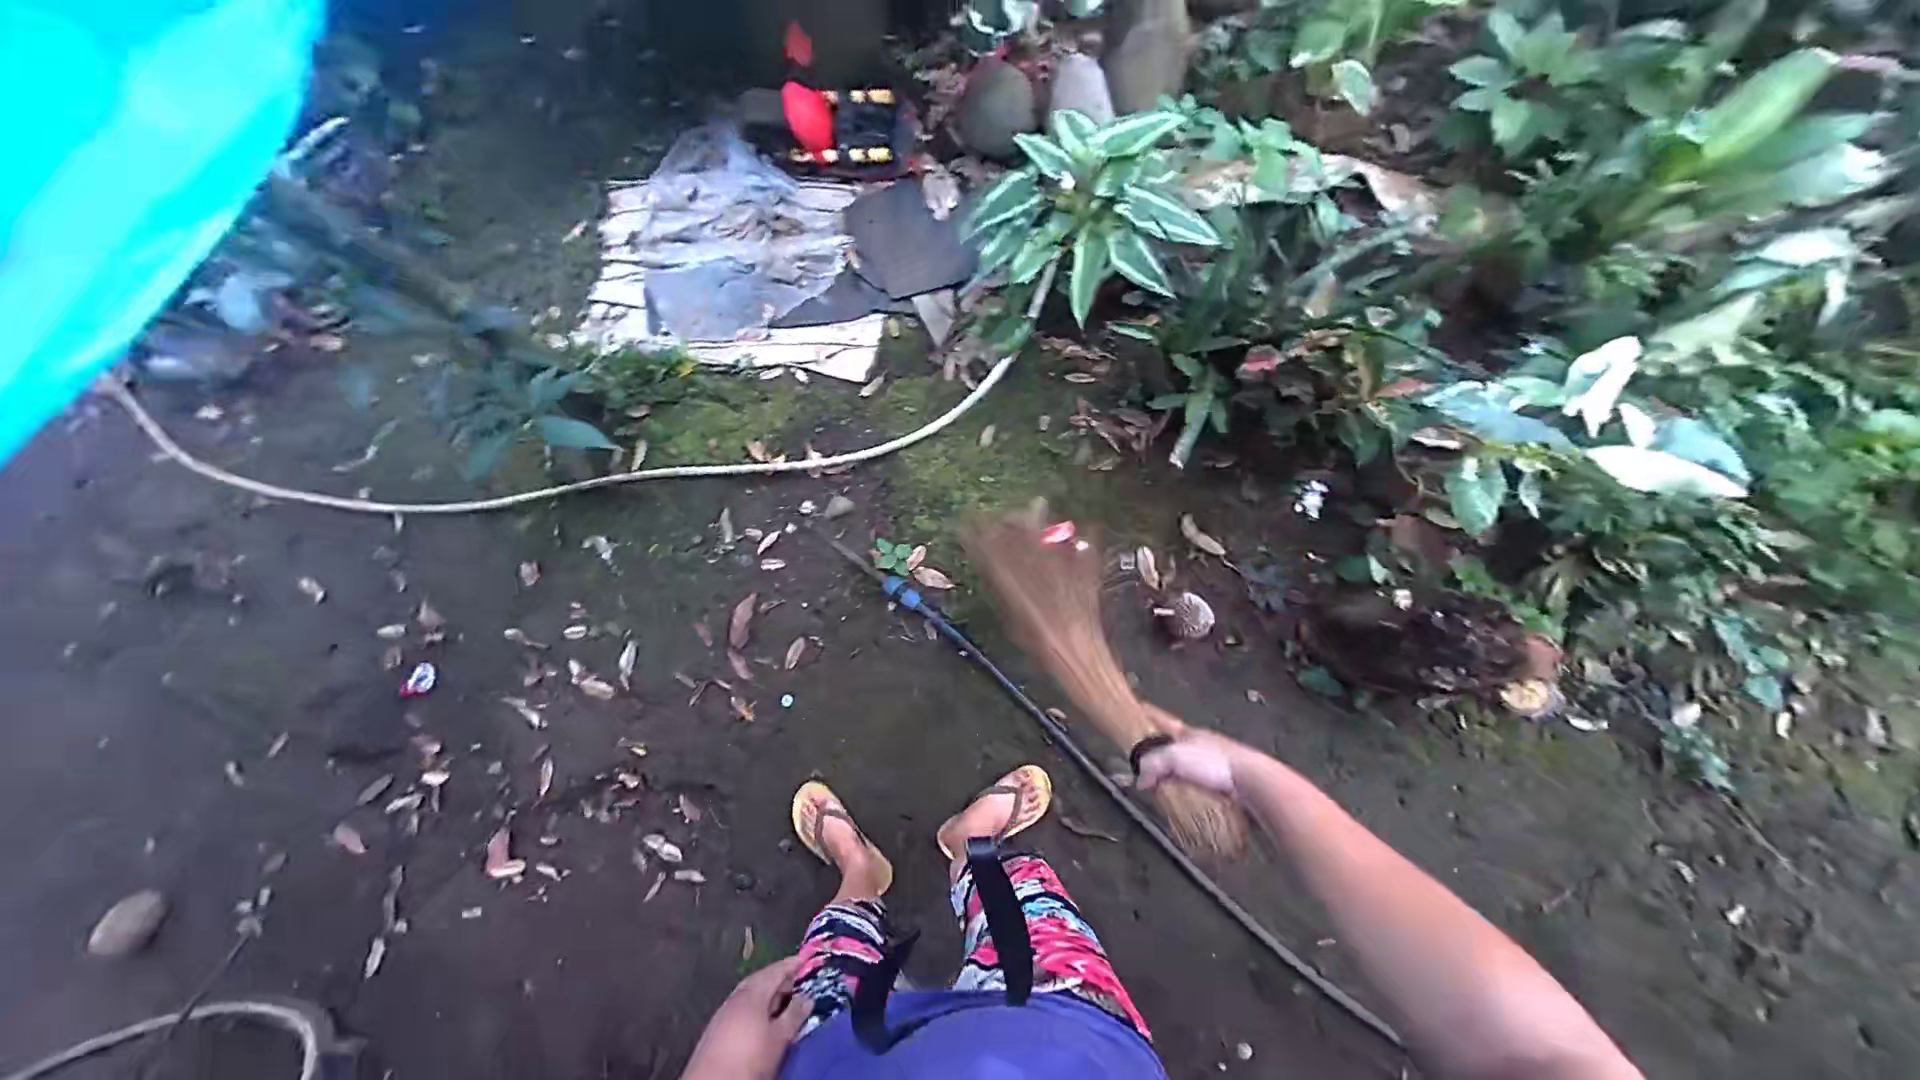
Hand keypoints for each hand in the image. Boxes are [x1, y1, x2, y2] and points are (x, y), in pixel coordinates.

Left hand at [679, 956, 814, 1079]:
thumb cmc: (748, 1059)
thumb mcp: (778, 1038)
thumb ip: (794, 1015)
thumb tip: (807, 997)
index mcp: (751, 993)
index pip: (775, 971)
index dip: (791, 965)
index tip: (805, 960)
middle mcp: (735, 998)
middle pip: (760, 981)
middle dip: (778, 979)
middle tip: (796, 982)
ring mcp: (722, 1014)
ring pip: (749, 996)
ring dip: (767, 995)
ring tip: (782, 1001)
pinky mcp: (715, 1031)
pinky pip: (741, 1009)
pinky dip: (756, 1008)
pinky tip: (761, 1021)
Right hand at [1135, 710, 1260, 799]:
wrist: (1252, 781)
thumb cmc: (1214, 762)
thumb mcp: (1174, 757)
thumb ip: (1153, 764)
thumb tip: (1141, 778)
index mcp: (1186, 732)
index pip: (1161, 719)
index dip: (1149, 713)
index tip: (1139, 708)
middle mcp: (1199, 743)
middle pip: (1171, 742)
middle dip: (1158, 749)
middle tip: (1144, 761)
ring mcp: (1211, 761)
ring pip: (1184, 763)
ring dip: (1172, 772)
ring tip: (1161, 785)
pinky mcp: (1221, 781)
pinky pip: (1196, 782)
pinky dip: (1185, 787)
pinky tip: (1182, 796)